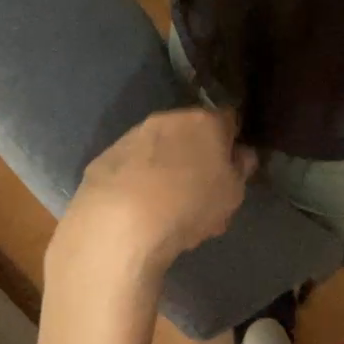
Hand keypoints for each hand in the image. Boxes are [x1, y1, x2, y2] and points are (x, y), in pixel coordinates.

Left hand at [46, 109, 256, 291]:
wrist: (118, 225)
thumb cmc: (189, 205)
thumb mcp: (233, 194)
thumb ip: (240, 169)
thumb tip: (240, 154)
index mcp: (205, 122)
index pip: (229, 119)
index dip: (232, 141)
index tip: (232, 165)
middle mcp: (168, 120)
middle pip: (191, 132)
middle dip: (198, 154)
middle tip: (202, 189)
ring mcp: (131, 137)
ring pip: (160, 149)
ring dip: (167, 167)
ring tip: (168, 206)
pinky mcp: (103, 158)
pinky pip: (132, 166)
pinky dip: (139, 181)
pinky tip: (140, 209)